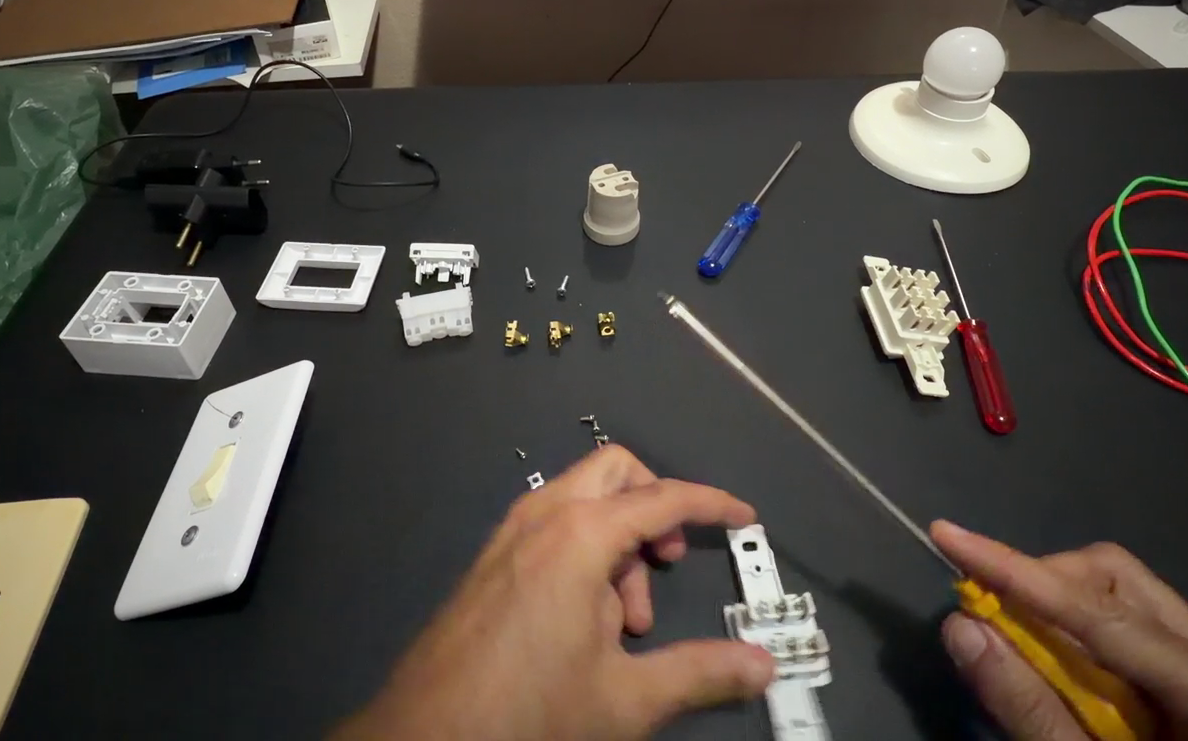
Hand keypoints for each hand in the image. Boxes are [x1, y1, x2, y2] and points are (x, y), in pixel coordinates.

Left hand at [330, 446, 774, 740]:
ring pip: (585, 499)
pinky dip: (585, 549)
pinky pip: (555, 524)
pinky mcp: (495, 554)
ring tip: (622, 624)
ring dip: (619, 541)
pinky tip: (583, 622)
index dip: (710, 504)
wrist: (426, 735)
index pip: (663, 498)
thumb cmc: (530, 711)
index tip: (744, 516)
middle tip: (665, 567)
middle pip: (618, 471)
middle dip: (654, 507)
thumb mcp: (625, 699)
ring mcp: (513, 530)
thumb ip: (700, 673)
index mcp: (580, 534)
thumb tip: (760, 666)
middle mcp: (544, 514)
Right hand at [933, 521, 1187, 740]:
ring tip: (1022, 651)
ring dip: (1054, 607)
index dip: (1014, 570)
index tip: (944, 533)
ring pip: (1114, 590)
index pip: (1097, 609)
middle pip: (1111, 578)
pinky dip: (1074, 634)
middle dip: (1040, 585)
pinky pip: (1122, 624)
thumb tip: (959, 627)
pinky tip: (1059, 673)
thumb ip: (1034, 712)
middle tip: (987, 615)